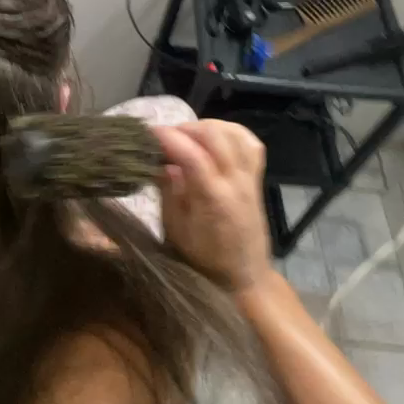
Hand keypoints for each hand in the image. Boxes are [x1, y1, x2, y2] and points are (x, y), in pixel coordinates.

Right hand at [151, 121, 272, 292]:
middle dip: (184, 128)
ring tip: (185, 137)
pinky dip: (230, 132)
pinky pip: (250, 143)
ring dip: (206, 127)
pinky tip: (212, 139)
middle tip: (164, 138)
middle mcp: (236, 183)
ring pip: (234, 133)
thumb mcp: (175, 230)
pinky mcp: (257, 178)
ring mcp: (250, 179)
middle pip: (214, 136)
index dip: (167, 138)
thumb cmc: (203, 259)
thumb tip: (158, 162)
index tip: (146, 134)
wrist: (244, 276)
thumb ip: (168, 192)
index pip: (192, 154)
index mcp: (214, 199)